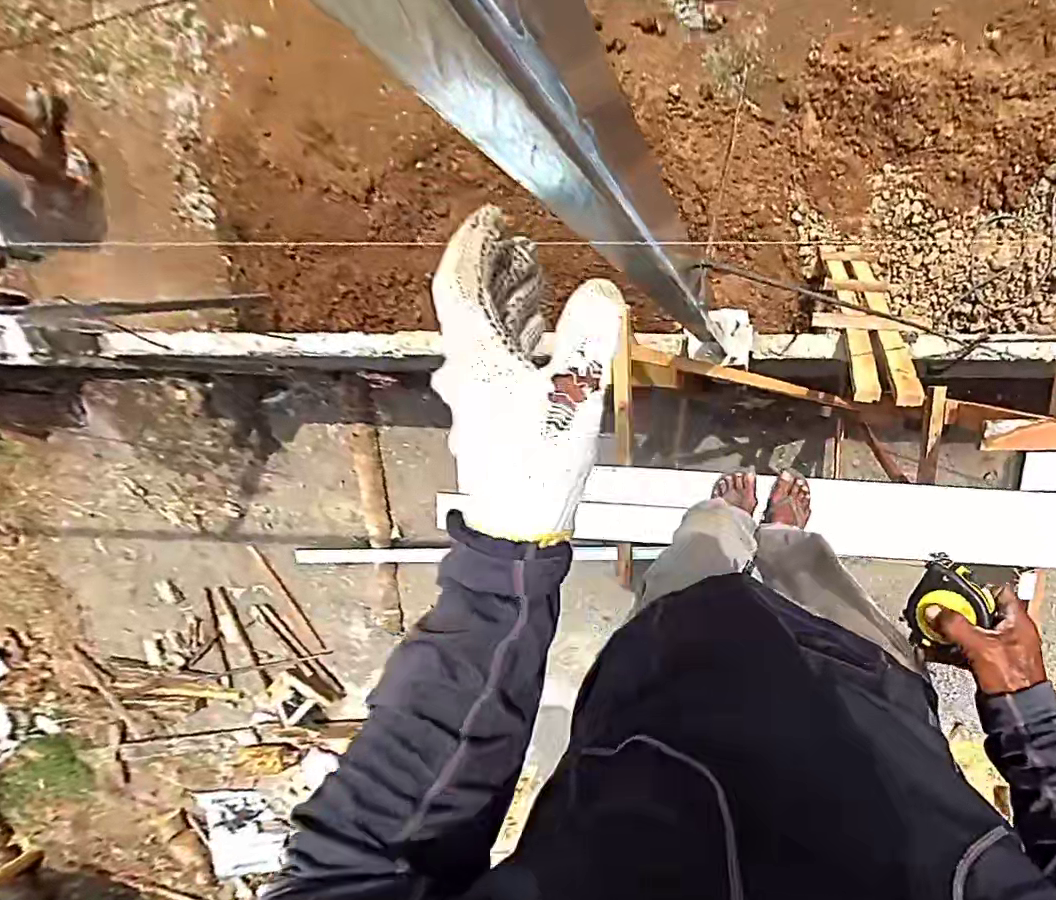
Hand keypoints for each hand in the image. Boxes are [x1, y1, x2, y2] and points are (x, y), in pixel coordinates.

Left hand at [431, 205, 622, 544]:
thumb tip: (598, 292)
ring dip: (506, 304)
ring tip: (537, 284)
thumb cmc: (539, 465)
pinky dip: (513, 339)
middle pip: (469, 307)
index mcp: (475, 358)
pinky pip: (494, 363)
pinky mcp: (488, 417)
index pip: (457, 284)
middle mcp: (465, 374)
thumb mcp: (573, 395)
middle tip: (523, 247)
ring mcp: (473, 398)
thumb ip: (587, 337)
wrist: (518, 527)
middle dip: (495, 271)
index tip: (491, 218)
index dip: (472, 245)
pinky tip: (538, 339)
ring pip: (482, 336)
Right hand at [927, 585, 1047, 694]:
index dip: (977, 587)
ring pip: (971, 630)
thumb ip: (955, 625)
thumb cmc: (1014, 678)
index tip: (957, 588)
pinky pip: (966, 646)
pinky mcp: (989, 661)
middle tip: (940, 609)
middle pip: (980, 611)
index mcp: (1018, 622)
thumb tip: (936, 610)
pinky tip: (937, 648)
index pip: (999, 592)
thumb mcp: (980, 645)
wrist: (1016, 709)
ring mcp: (1000, 648)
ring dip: (951, 629)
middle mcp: (1011, 633)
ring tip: (934, 628)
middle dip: (958, 610)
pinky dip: (951, 646)